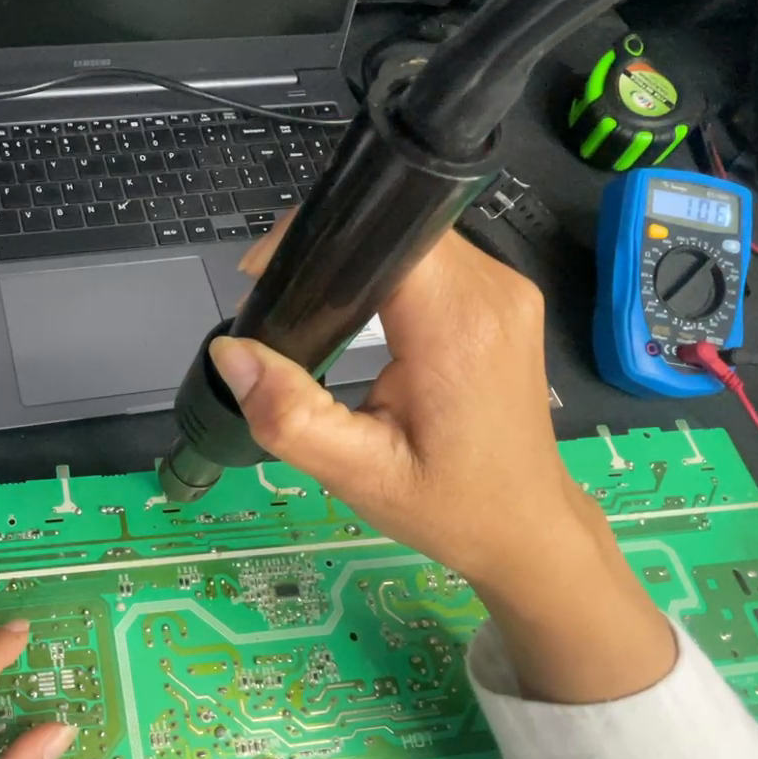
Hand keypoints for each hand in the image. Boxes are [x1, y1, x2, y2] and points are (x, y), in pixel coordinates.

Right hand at [224, 223, 582, 585]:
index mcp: (458, 325)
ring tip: (306, 314)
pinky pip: (427, 263)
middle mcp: (490, 291)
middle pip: (394, 231)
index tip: (264, 276)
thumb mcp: (357, 474)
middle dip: (325, 254)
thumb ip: (290, 415)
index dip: (318, 240)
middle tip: (276, 305)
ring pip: (408, 242)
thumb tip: (231, 352)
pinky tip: (350, 317)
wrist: (525, 527)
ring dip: (350, 265)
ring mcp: (501, 291)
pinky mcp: (497, 301)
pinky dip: (379, 277)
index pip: (385, 235)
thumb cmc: (449, 505)